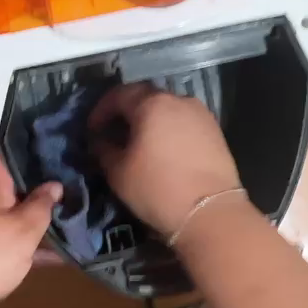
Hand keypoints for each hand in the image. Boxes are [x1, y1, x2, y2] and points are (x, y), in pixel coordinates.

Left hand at [0, 74, 61, 307]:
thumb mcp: (23, 230)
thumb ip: (42, 206)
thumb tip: (53, 188)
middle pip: (3, 164)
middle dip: (21, 146)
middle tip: (49, 123)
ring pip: (15, 200)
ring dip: (38, 197)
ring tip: (72, 184)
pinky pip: (17, 234)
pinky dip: (39, 241)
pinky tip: (67, 251)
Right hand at [88, 83, 242, 234]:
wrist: (211, 213)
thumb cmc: (158, 189)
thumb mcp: (118, 172)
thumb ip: (103, 149)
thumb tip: (100, 140)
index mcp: (151, 104)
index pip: (119, 94)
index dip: (101, 110)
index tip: (92, 129)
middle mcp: (178, 100)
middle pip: (145, 97)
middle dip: (126, 112)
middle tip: (113, 133)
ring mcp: (201, 114)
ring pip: (167, 109)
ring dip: (149, 120)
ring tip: (139, 142)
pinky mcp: (215, 130)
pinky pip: (184, 122)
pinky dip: (169, 129)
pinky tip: (164, 150)